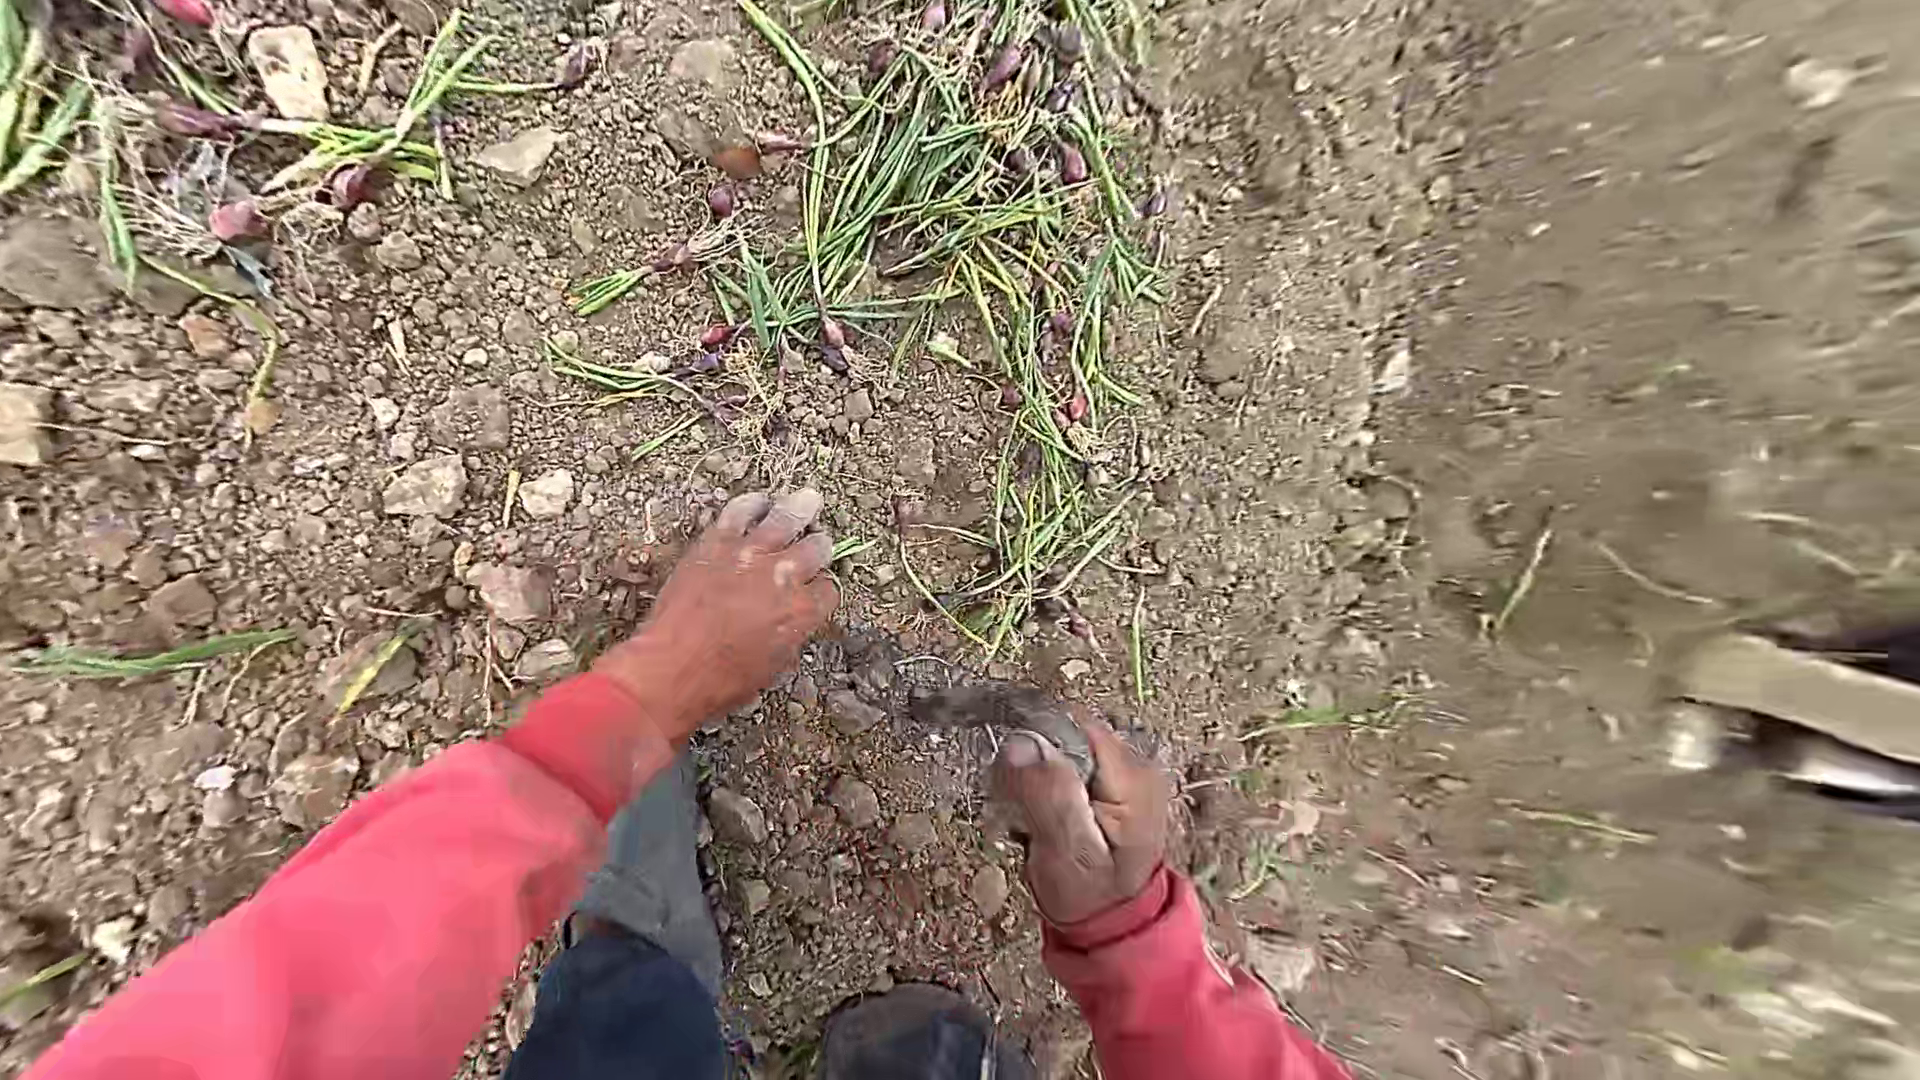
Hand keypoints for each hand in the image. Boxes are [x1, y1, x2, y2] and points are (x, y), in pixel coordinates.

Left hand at [594, 489, 839, 738]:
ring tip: (808, 501)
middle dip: (820, 546)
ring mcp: (750, 555)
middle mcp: (785, 576)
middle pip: (816, 547)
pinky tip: (760, 502)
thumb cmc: (722, 680)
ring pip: (787, 518)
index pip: (830, 587)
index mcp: (804, 610)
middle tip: (818, 543)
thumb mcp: (776, 664)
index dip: (824, 587)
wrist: (670, 669)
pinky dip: (753, 504)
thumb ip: (793, 632)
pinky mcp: (717, 543)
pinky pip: (740, 512)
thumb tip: (794, 618)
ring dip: (802, 509)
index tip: (816, 588)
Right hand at [993, 708, 1171, 924]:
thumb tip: (1021, 743)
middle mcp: (1134, 761)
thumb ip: (1048, 796)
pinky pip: (1066, 757)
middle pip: (1065, 730)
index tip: (1014, 776)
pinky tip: (1041, 809)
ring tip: (1031, 812)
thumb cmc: (1090, 896)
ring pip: (1060, 742)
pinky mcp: (1109, 775)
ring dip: (1036, 770)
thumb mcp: (1066, 853)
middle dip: (1033, 759)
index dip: (1036, 742)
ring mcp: (1123, 767)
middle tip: (1020, 804)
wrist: (1111, 927)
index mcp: (1132, 775)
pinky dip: (1046, 778)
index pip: (1071, 724)